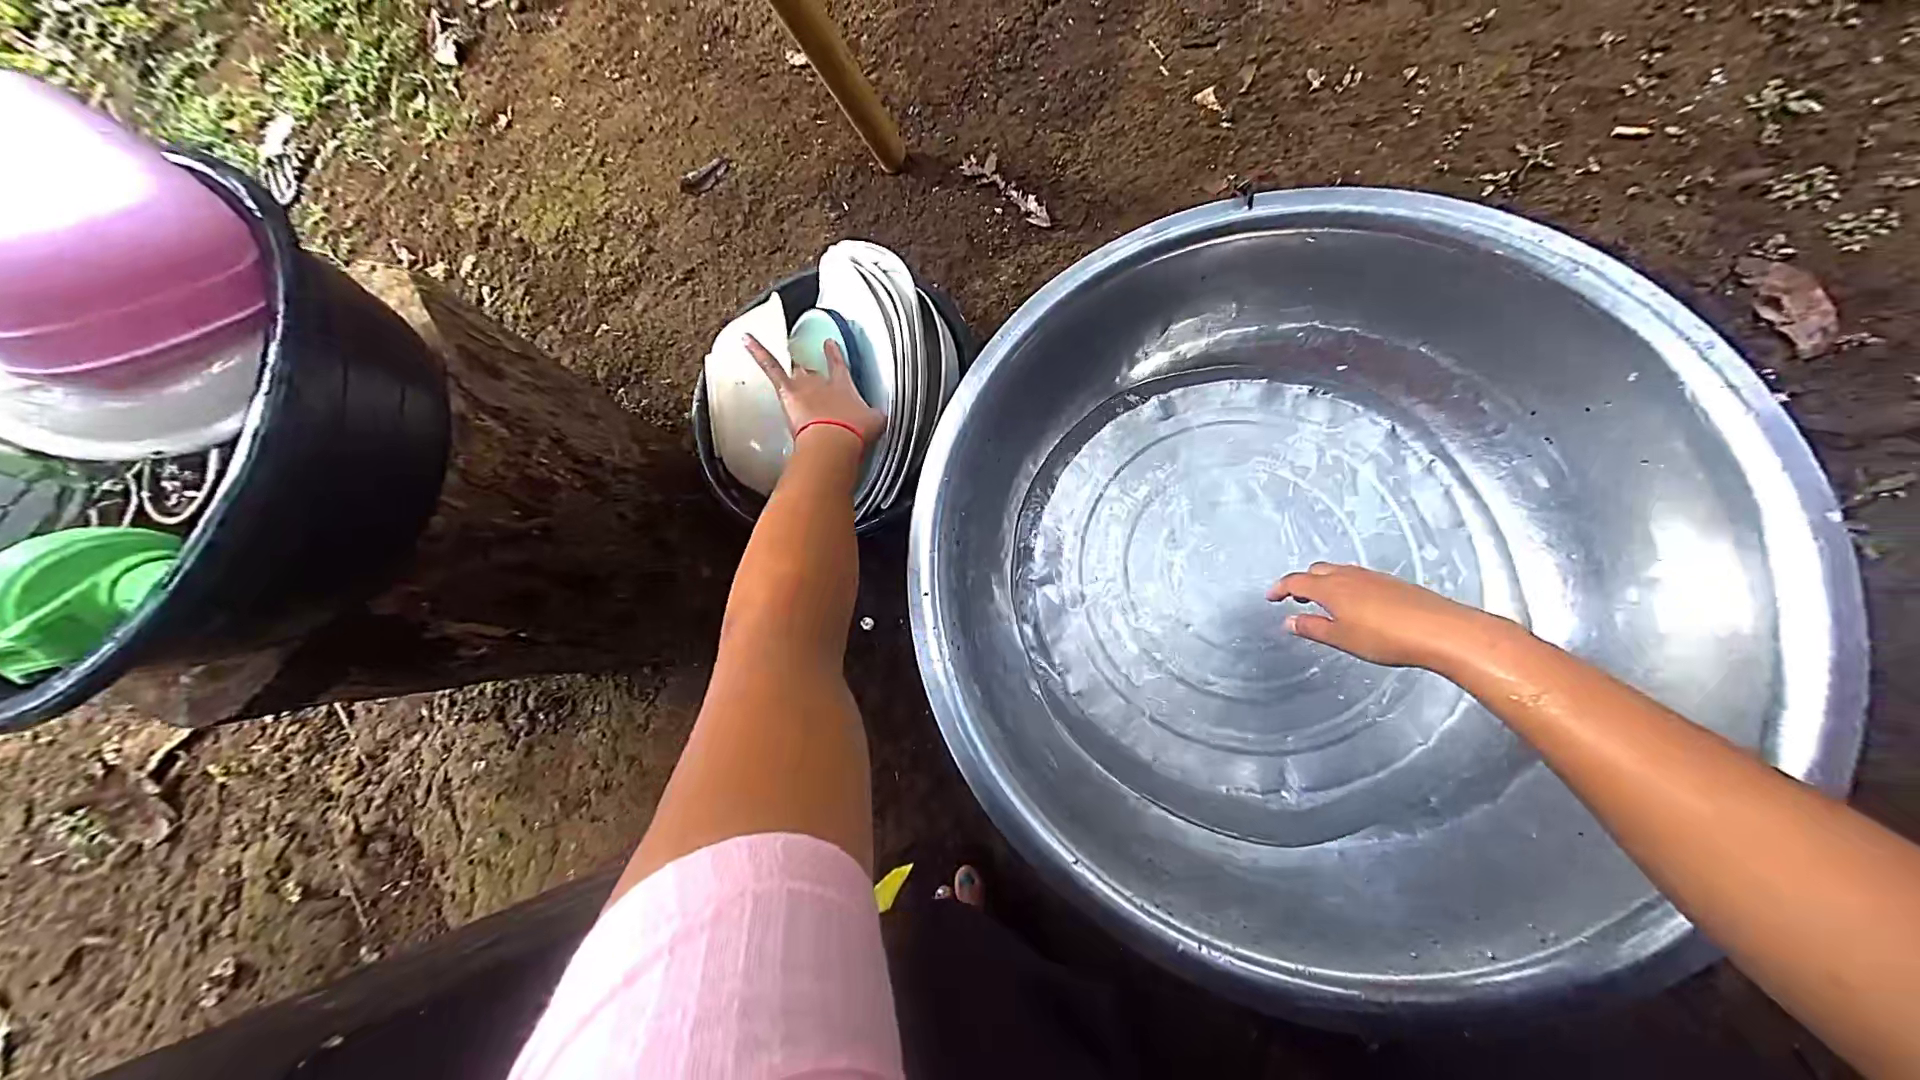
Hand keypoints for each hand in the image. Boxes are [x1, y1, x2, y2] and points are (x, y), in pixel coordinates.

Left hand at [745, 334, 885, 447]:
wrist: (835, 440)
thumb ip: (875, 418)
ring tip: (769, 349)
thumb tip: (881, 420)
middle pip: (813, 372)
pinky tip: (746, 338)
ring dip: (786, 362)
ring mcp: (803, 385)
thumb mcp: (875, 423)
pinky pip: (770, 367)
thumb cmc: (855, 433)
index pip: (839, 367)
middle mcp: (822, 383)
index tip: (830, 344)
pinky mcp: (787, 391)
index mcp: (844, 387)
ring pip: (793, 369)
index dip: (834, 355)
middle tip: (805, 363)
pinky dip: (757, 351)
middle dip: (809, 369)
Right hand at [1267, 562, 1516, 671]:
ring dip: (1325, 582)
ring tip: (1323, 601)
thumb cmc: (1388, 636)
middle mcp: (1349, 576)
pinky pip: (1359, 577)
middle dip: (1302, 581)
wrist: (1443, 631)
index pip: (1296, 581)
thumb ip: (1312, 628)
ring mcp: (1373, 577)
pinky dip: (1346, 585)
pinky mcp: (1392, 583)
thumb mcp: (1341, 638)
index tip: (1271, 596)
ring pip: (1339, 572)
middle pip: (1316, 570)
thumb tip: (1290, 622)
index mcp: (1331, 588)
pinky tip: (1354, 603)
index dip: (1280, 588)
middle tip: (1295, 597)